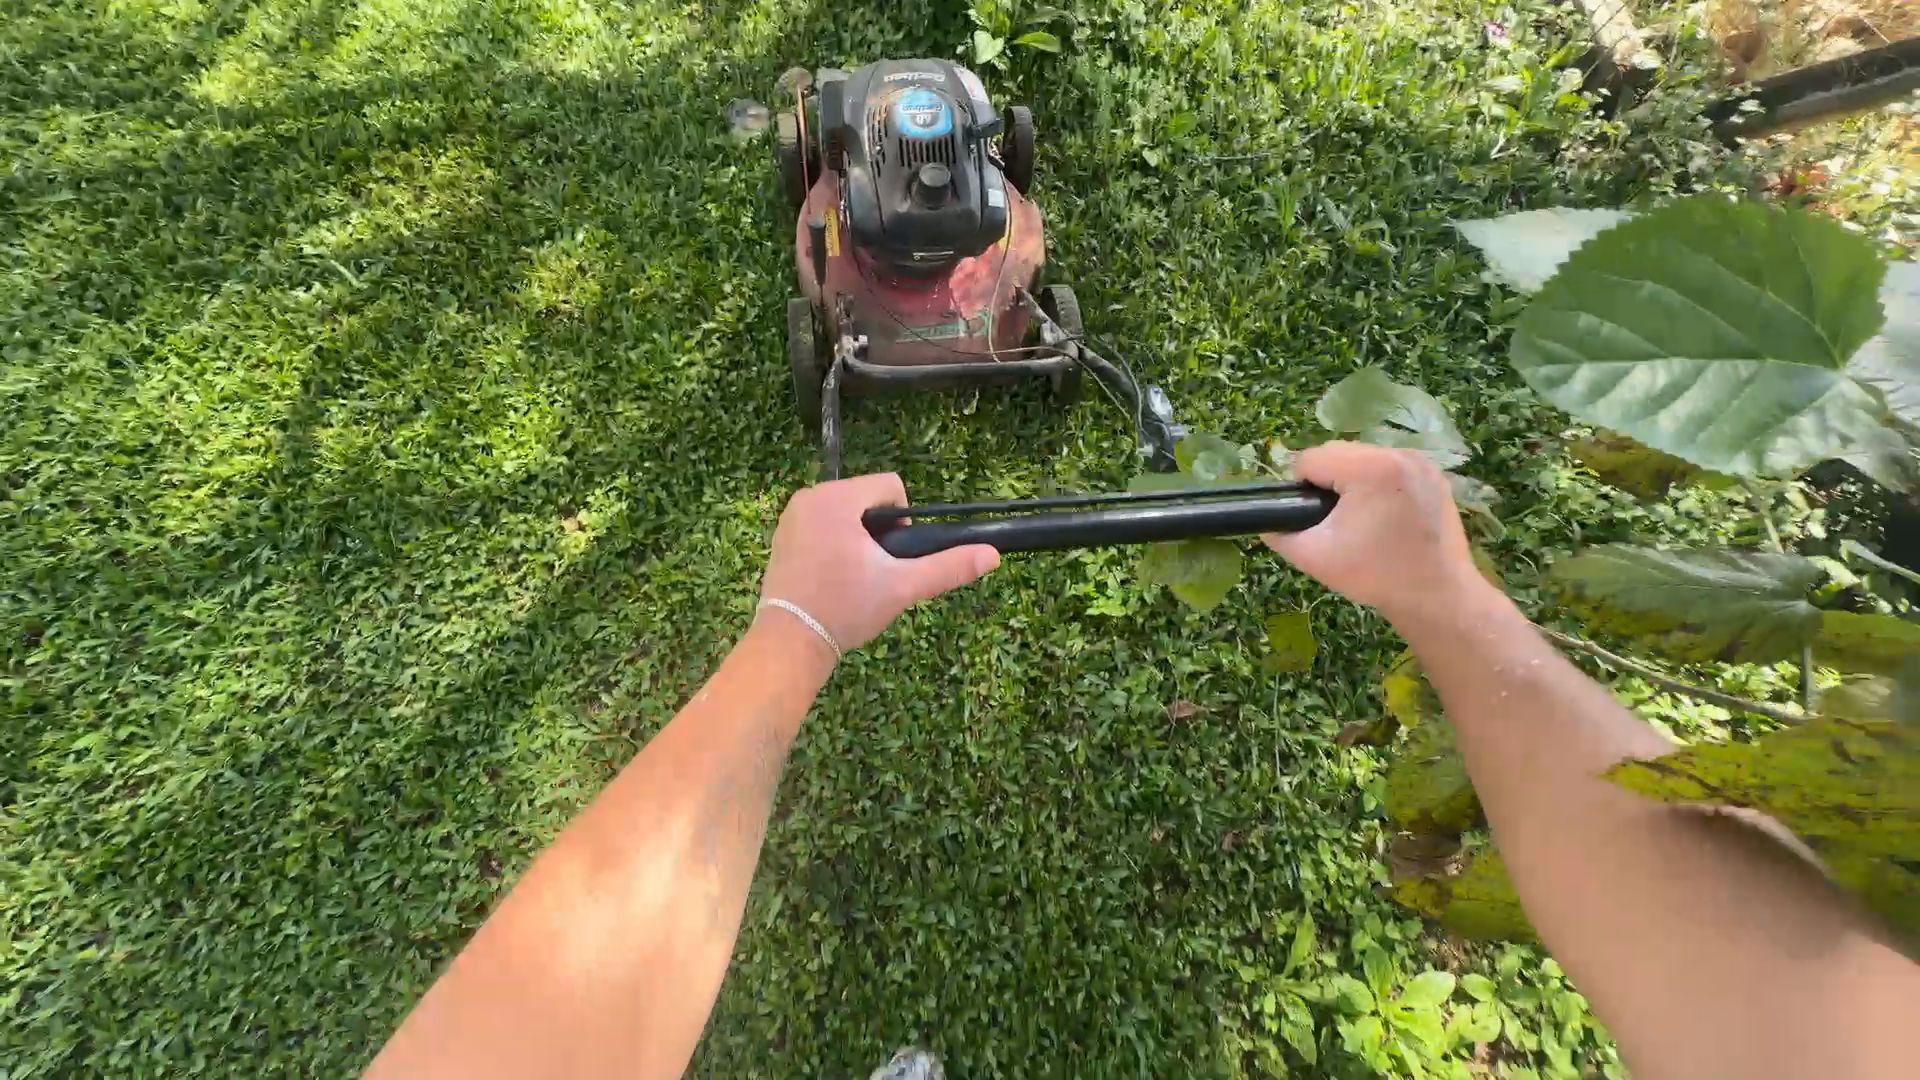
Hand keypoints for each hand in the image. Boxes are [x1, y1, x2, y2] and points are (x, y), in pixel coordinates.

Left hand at [759, 473, 1000, 653]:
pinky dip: (833, 544)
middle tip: (875, 572)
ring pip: (845, 514)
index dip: (903, 520)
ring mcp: (791, 517)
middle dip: (879, 531)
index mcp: (837, 498)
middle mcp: (809, 497)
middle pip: (866, 500)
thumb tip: (992, 555)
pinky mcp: (781, 537)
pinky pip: (821, 526)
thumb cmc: (846, 608)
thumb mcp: (902, 586)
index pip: (890, 486)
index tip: (893, 557)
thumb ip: (948, 567)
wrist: (790, 642)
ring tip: (854, 578)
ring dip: (857, 538)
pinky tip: (832, 579)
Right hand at [1262, 442, 1484, 624]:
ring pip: (1360, 457)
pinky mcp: (1433, 474)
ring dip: (1348, 480)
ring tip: (1356, 517)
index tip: (1314, 519)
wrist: (1436, 595)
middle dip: (1326, 482)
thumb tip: (1265, 518)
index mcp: (1370, 469)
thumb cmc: (1374, 574)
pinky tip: (1380, 513)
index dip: (1300, 489)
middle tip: (1333, 521)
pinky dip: (1373, 483)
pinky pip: (1386, 466)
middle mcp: (1398, 454)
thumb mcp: (1312, 556)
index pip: (1310, 460)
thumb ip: (1278, 532)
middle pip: (1336, 453)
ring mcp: (1421, 462)